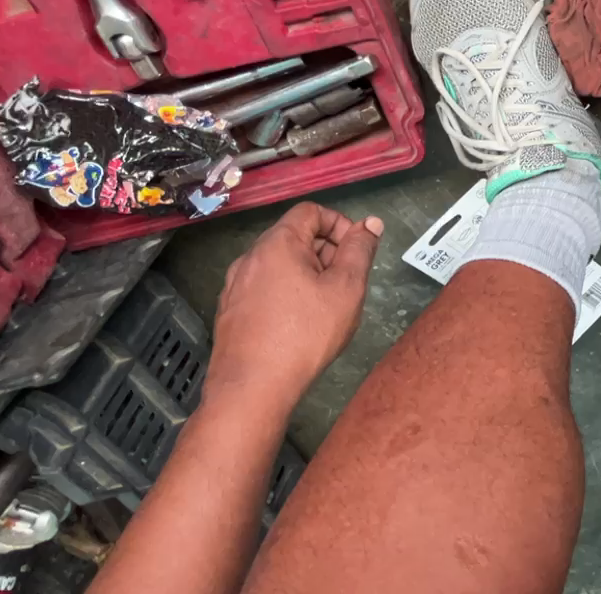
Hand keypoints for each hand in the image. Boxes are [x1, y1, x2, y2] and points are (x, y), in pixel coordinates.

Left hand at [206, 201, 382, 408]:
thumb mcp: (347, 287)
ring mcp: (235, 286)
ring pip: (282, 263)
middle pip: (296, 236)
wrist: (252, 389)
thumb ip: (360, 249)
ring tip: (326, 304)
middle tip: (347, 282)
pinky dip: (288, 291)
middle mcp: (250, 258)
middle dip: (328, 251)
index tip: (356, 252)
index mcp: (277, 245)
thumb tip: (370, 223)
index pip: (311, 211)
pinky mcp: (230, 311)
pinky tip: (300, 322)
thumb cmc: (305, 333)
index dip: (340, 224)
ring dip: (310, 272)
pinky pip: (266, 286)